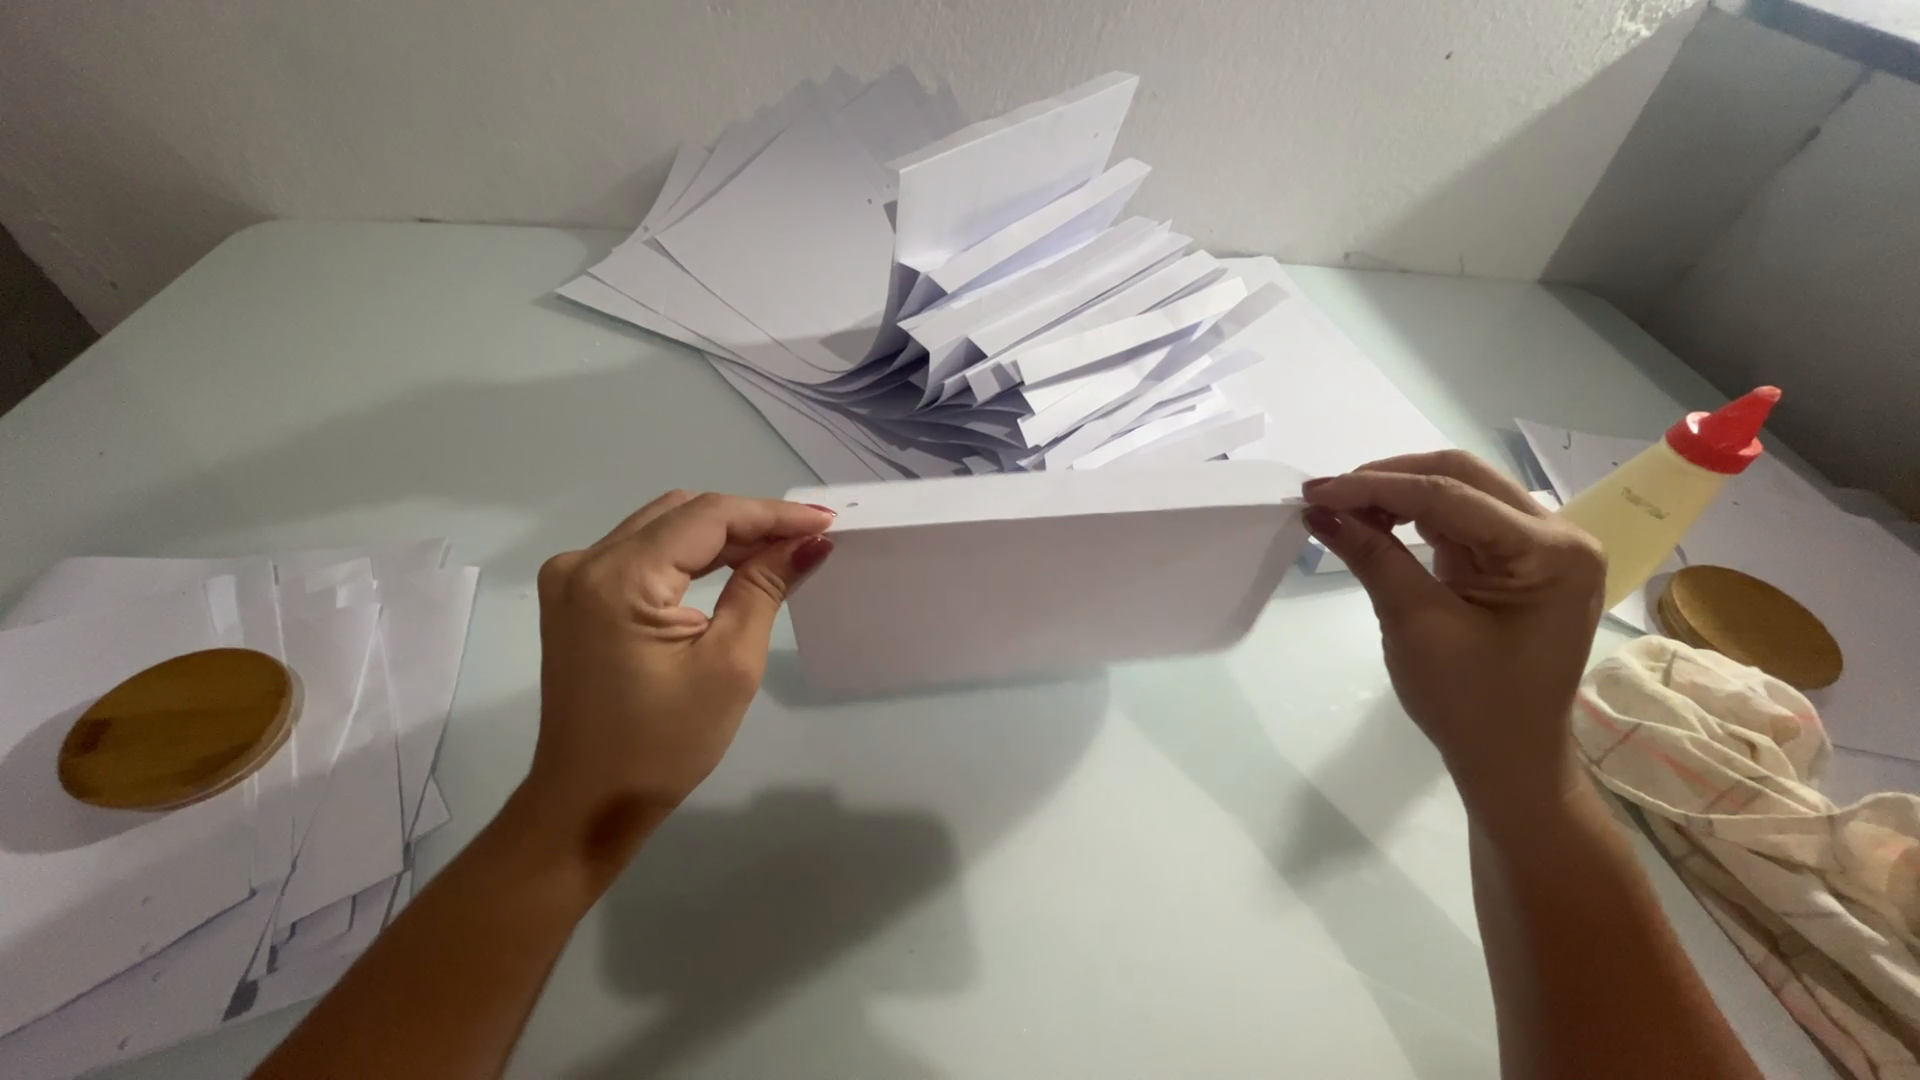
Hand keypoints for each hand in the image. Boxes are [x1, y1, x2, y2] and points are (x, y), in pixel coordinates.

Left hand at [520, 492, 834, 872]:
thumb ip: (765, 588)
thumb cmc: (664, 744)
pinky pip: (644, 553)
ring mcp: (573, 578)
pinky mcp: (577, 596)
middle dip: (750, 522)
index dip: (772, 514)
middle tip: (808, 540)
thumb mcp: (730, 663)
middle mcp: (585, 562)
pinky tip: (733, 566)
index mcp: (618, 578)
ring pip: (663, 528)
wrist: (588, 803)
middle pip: (683, 514)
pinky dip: (692, 555)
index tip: (825, 523)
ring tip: (781, 550)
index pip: (708, 517)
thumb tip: (809, 544)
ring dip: (722, 536)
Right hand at [1302, 451, 1605, 819]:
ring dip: (1396, 494)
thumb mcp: (1415, 624)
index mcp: (1550, 552)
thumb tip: (1318, 511)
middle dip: (1387, 479)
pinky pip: (1458, 520)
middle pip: (1461, 477)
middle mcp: (1557, 535)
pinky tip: (1373, 523)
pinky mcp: (1514, 561)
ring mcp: (1538, 547)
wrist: (1509, 759)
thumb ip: (1372, 556)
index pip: (1448, 495)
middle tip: (1325, 497)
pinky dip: (1411, 516)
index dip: (1374, 487)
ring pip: (1459, 491)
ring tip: (1341, 510)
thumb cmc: (1470, 702)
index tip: (1313, 492)